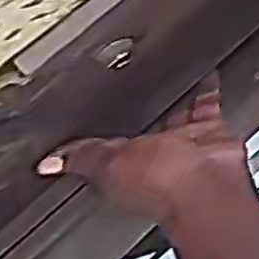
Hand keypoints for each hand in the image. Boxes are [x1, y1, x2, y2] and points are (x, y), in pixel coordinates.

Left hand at [38, 86, 252, 225]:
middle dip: (137, 122)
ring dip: (174, 102)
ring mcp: (182, 146)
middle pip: (139, 137)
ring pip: (174, 118)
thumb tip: (48, 163)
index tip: (84, 133)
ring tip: (169, 78)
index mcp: (121, 173)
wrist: (210, 182)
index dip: (92, 146)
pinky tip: (205, 75)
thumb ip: (87, 157)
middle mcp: (151, 160)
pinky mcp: (208, 131)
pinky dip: (206, 89)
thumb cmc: (162, 183)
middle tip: (130, 99)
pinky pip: (206, 104)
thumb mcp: (112, 165)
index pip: (101, 156)